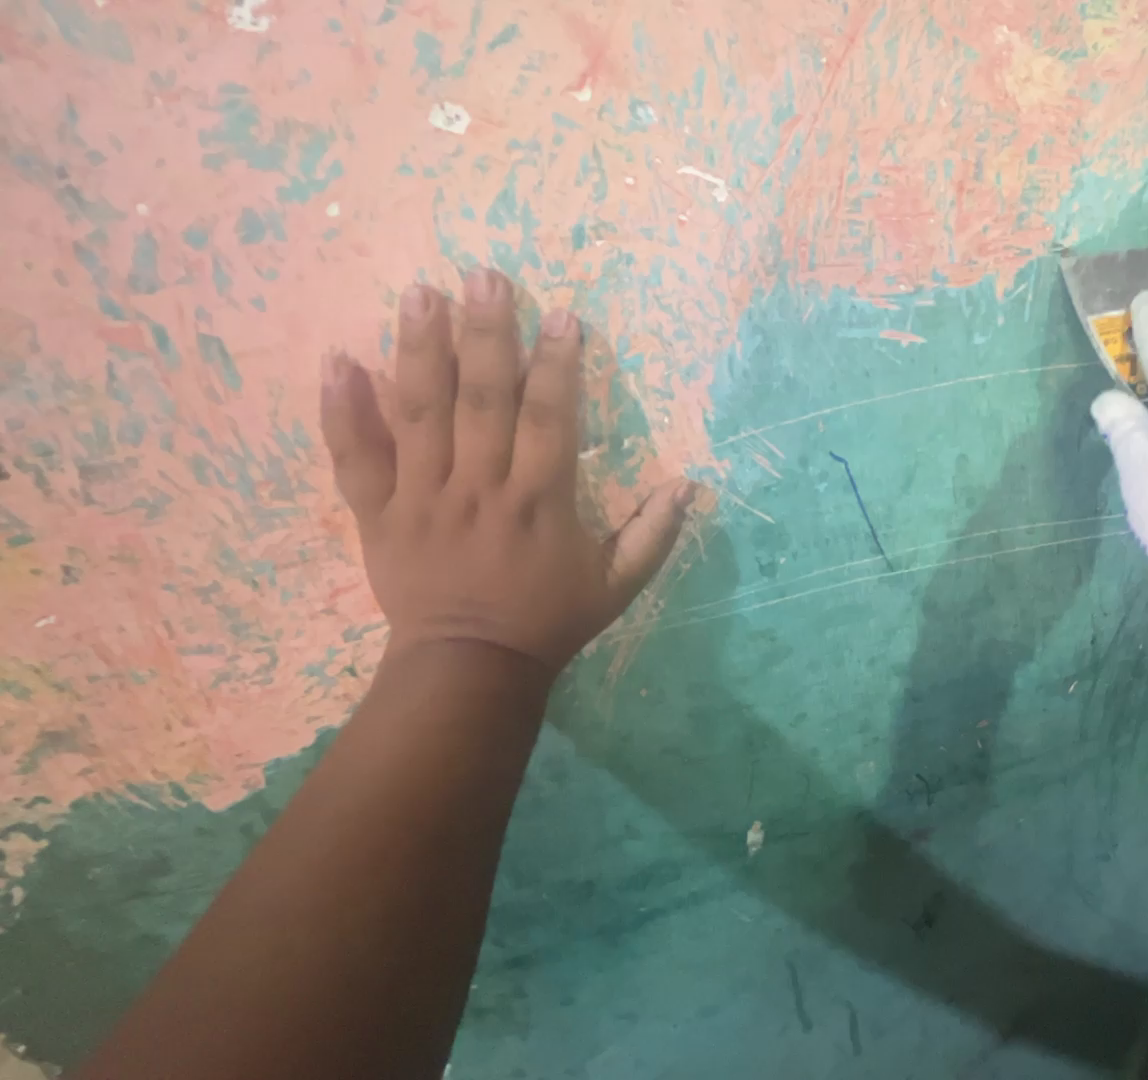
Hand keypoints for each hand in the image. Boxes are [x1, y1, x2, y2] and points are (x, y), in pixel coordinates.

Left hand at [320, 268, 695, 674]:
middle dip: (486, 335)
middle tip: (485, 277)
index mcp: (540, 502)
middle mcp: (480, 488)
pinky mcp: (379, 515)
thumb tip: (688, 484)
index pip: (551, 419)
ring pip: (418, 414)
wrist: (472, 666)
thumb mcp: (620, 583)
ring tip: (420, 293)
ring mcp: (422, 498)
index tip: (561, 316)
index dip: (558, 365)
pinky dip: (343, 411)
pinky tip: (338, 359)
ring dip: (419, 350)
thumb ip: (654, 533)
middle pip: (482, 400)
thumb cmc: (552, 618)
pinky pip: (355, 458)